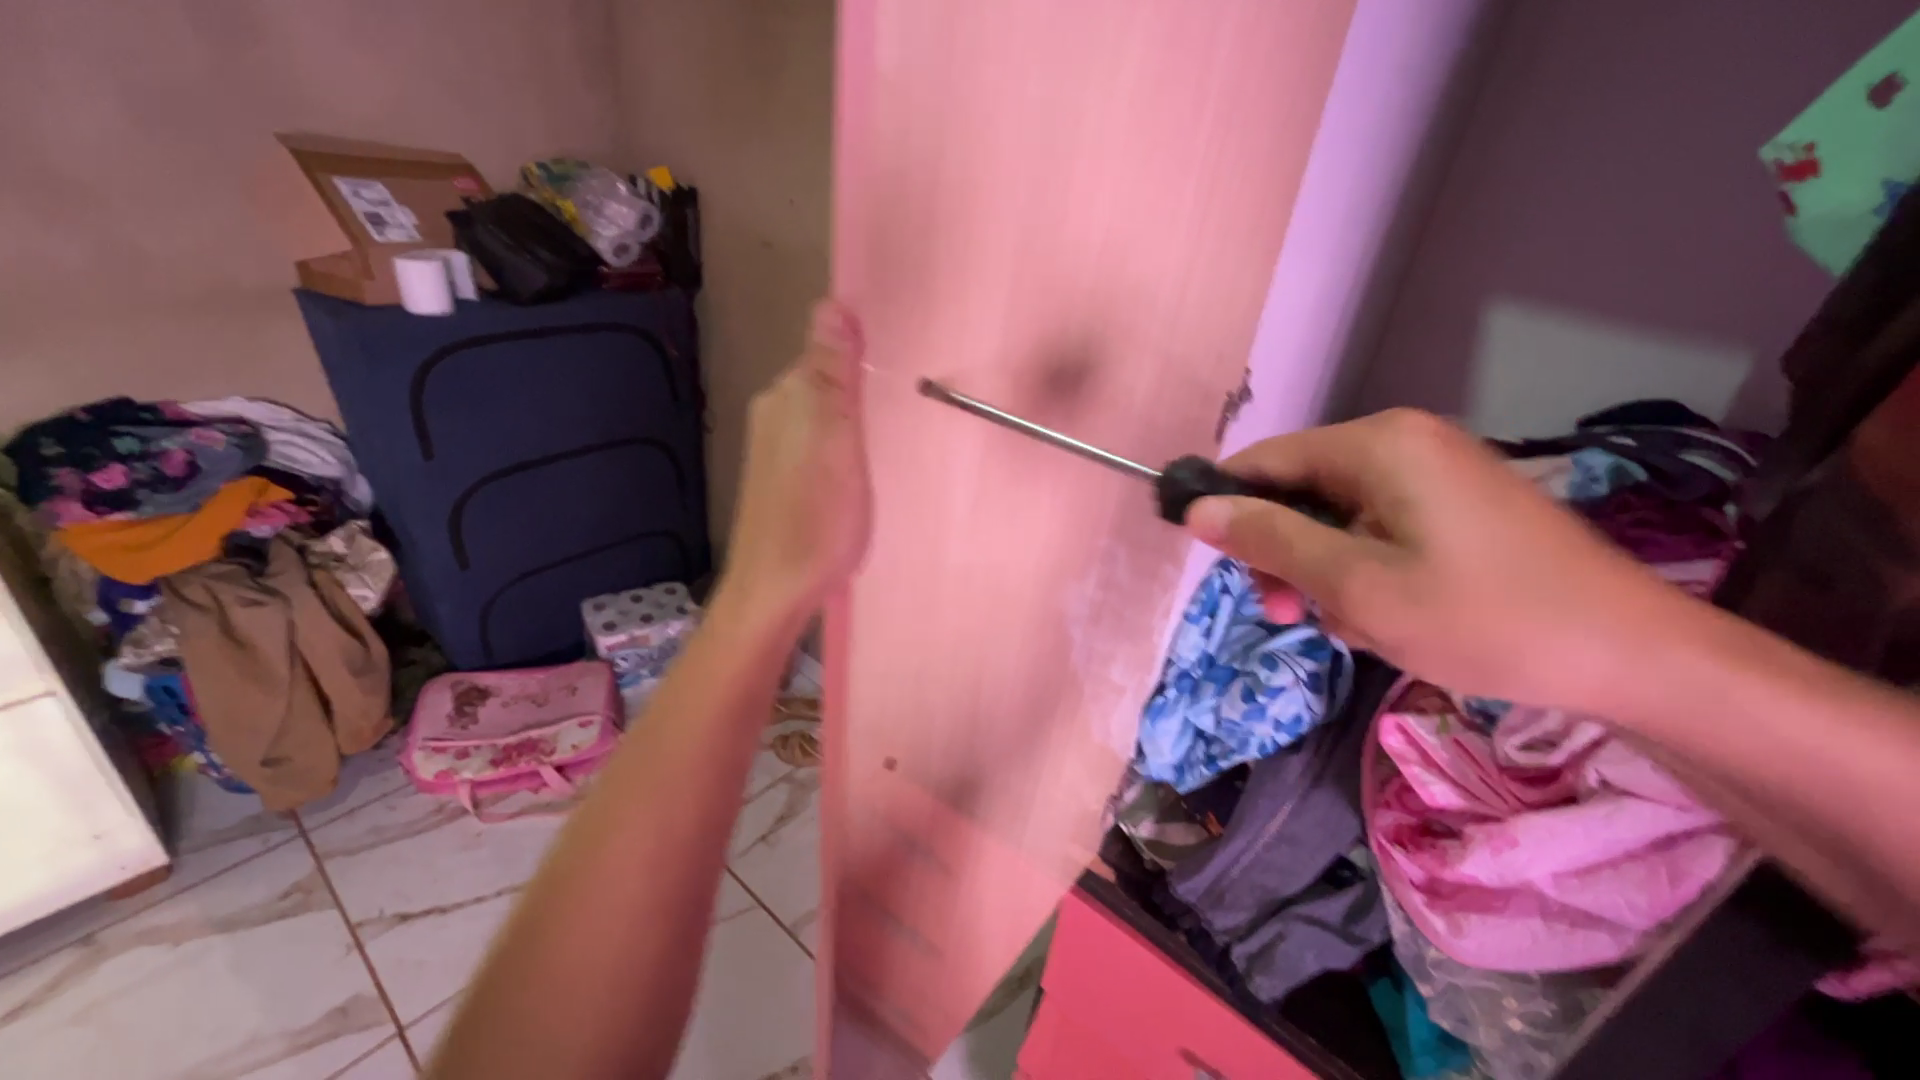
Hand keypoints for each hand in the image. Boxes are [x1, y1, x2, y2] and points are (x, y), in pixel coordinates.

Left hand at [717, 301, 874, 626]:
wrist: (776, 589)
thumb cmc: (816, 518)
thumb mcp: (836, 440)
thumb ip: (833, 375)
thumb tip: (830, 302)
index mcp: (788, 396)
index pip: (827, 349)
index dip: (864, 352)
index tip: (903, 365)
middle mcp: (775, 412)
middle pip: (824, 379)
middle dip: (860, 384)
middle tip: (908, 402)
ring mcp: (774, 448)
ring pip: (821, 412)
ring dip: (853, 417)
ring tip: (891, 434)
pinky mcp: (781, 478)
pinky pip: (817, 441)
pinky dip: (842, 444)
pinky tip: (860, 467)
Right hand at [1184, 409, 1687, 708]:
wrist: (1631, 655)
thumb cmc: (1483, 619)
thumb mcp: (1358, 586)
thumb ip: (1271, 541)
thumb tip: (1198, 511)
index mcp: (1378, 445)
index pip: (1266, 460)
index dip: (1227, 509)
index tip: (1216, 568)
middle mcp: (1405, 442)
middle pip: (1301, 489)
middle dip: (1284, 553)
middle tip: (1287, 614)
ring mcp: (1437, 472)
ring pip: (1338, 516)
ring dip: (1326, 572)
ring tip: (1353, 627)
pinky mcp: (1459, 505)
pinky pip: (1380, 528)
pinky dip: (1367, 570)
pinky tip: (1388, 617)